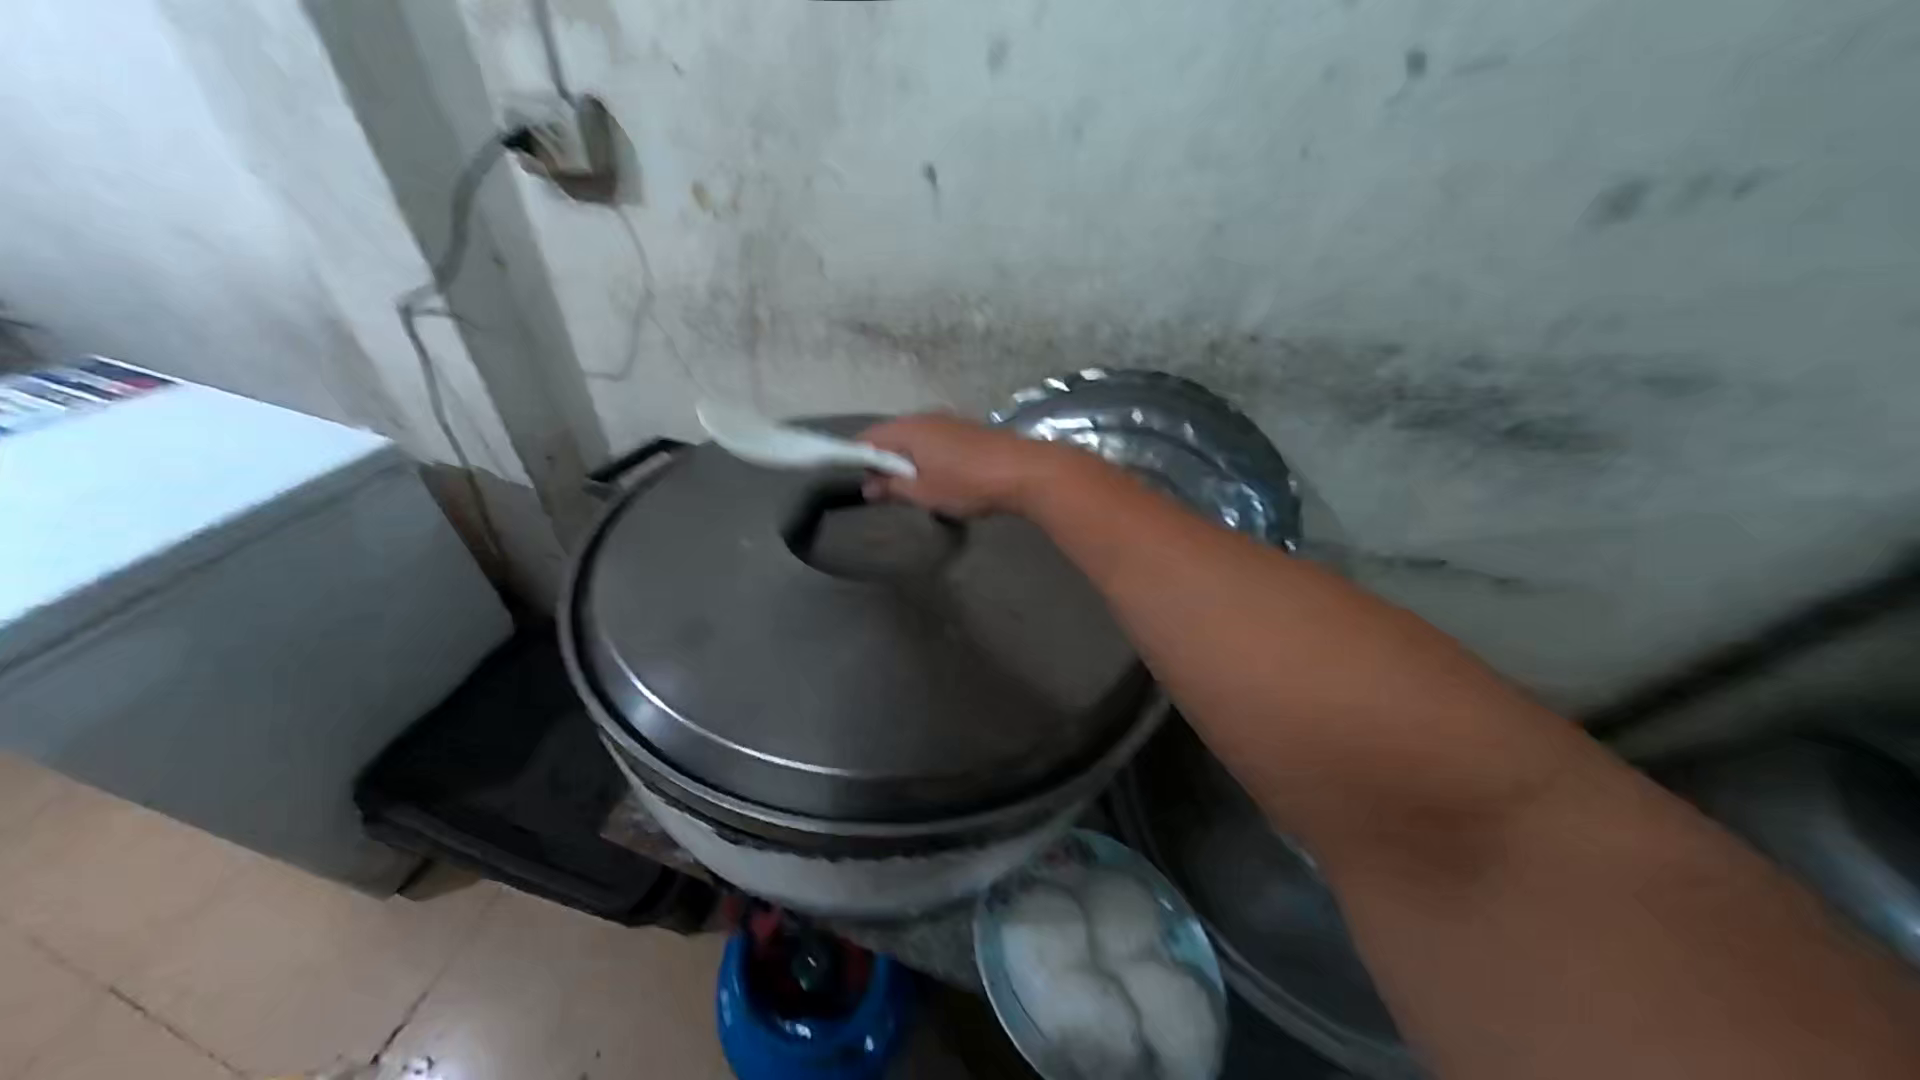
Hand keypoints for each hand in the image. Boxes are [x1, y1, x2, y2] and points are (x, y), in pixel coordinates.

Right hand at [857, 413, 1080, 517]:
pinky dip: (928, 458)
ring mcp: (949, 421)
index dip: (857, 459)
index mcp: (908, 429)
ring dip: (908, 462)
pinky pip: (935, 442)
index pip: (868, 438)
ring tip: (913, 490)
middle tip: (885, 493)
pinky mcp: (968, 431)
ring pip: (915, 440)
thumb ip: (891, 488)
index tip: (858, 483)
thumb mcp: (923, 492)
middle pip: (891, 437)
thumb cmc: (967, 483)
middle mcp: (925, 417)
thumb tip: (868, 486)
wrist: (1025, 471)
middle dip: (884, 463)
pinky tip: (939, 479)